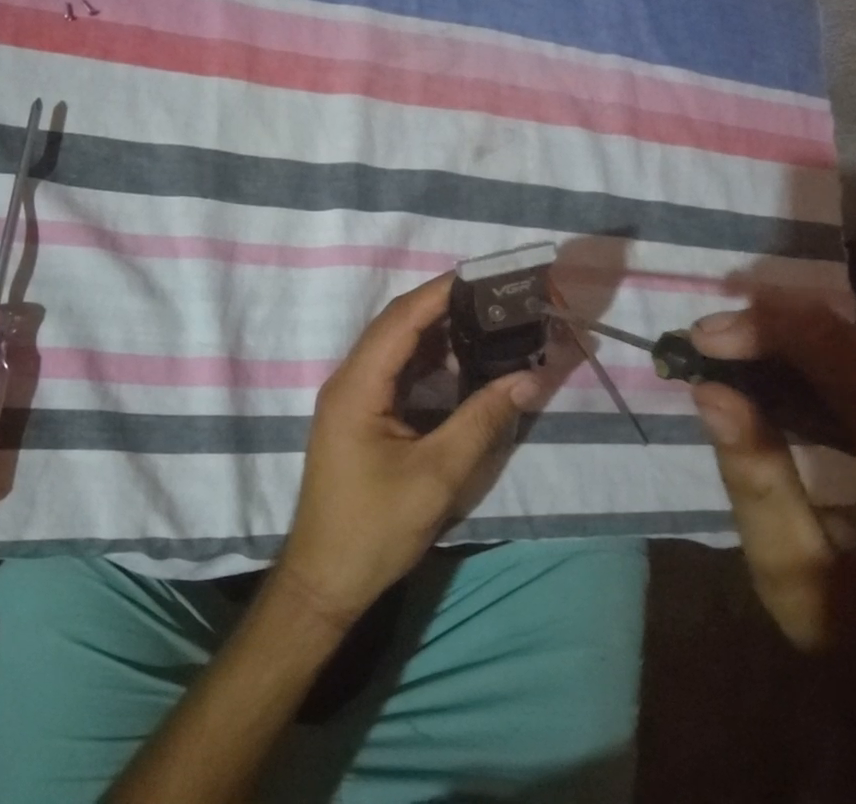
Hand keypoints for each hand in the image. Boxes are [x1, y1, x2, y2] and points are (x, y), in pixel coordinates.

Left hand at [274, 274, 541, 628]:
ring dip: (440, 334)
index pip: (401, 320)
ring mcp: (352, 401)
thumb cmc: (375, 528)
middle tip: (498, 297)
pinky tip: (465, 365)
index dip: (441, 292)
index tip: (487, 275)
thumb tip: (529, 377)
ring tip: (490, 321)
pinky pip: (397, 376)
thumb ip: (482, 420)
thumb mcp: (437, 475)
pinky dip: (431, 364)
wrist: (326, 580)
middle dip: (446, 307)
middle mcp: (349, 383)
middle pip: (398, 327)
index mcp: (357, 387)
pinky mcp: (361, 420)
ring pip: (398, 350)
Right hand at [690, 291, 855, 797]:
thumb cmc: (851, 652)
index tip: (716, 324)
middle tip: (728, 339)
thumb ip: (755, 476)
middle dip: (807, 332)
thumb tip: (712, 390)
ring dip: (833, 345)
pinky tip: (810, 382)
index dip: (793, 336)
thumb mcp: (786, 573)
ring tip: (760, 353)